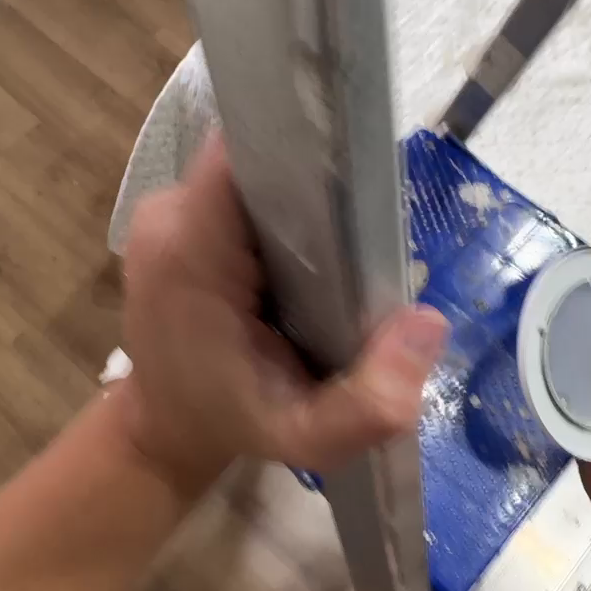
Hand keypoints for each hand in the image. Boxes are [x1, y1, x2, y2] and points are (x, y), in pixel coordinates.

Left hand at [117, 133, 449, 486]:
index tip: (356, 177)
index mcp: (189, 254)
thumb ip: (369, 404)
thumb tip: (428, 322)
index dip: (303, 151)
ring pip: (242, 176)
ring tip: (327, 253)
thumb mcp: (306, 440)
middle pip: (251, 162)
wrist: (162, 428)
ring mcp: (161, 217)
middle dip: (308, 187)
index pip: (244, 155)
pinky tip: (292, 260)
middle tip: (355, 236)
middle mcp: (167, 220)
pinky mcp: (168, 223)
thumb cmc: (228, 426)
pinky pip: (227, 193)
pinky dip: (265, 215)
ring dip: (288, 204)